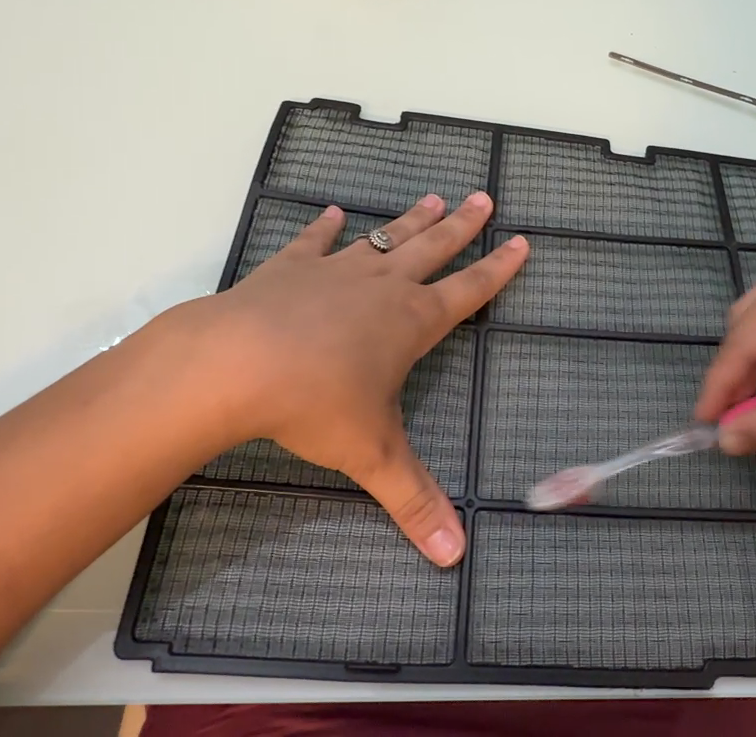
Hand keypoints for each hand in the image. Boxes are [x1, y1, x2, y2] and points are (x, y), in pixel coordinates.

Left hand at [159, 193, 527, 565]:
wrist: (234, 364)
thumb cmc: (314, 404)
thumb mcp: (371, 456)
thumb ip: (414, 502)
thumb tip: (454, 557)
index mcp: (411, 322)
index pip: (469, 291)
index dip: (499, 269)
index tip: (521, 241)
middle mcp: (382, 287)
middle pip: (434, 248)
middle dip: (462, 225)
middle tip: (484, 197)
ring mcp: (335, 271)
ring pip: (385, 239)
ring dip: (410, 220)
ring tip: (432, 197)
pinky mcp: (289, 268)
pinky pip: (313, 242)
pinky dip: (324, 227)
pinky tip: (333, 213)